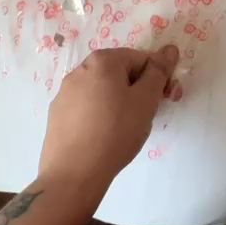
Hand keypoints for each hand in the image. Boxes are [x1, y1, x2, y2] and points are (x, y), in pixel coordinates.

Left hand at [37, 45, 178, 191]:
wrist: (73, 175)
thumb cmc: (116, 131)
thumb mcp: (146, 100)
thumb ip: (159, 71)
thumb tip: (169, 49)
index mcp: (102, 60)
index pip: (141, 60)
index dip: (156, 79)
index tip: (164, 100)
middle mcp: (80, 70)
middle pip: (119, 74)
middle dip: (137, 91)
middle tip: (145, 116)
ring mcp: (64, 94)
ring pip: (102, 92)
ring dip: (117, 103)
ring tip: (123, 131)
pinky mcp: (56, 116)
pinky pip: (85, 108)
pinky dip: (97, 116)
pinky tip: (102, 138)